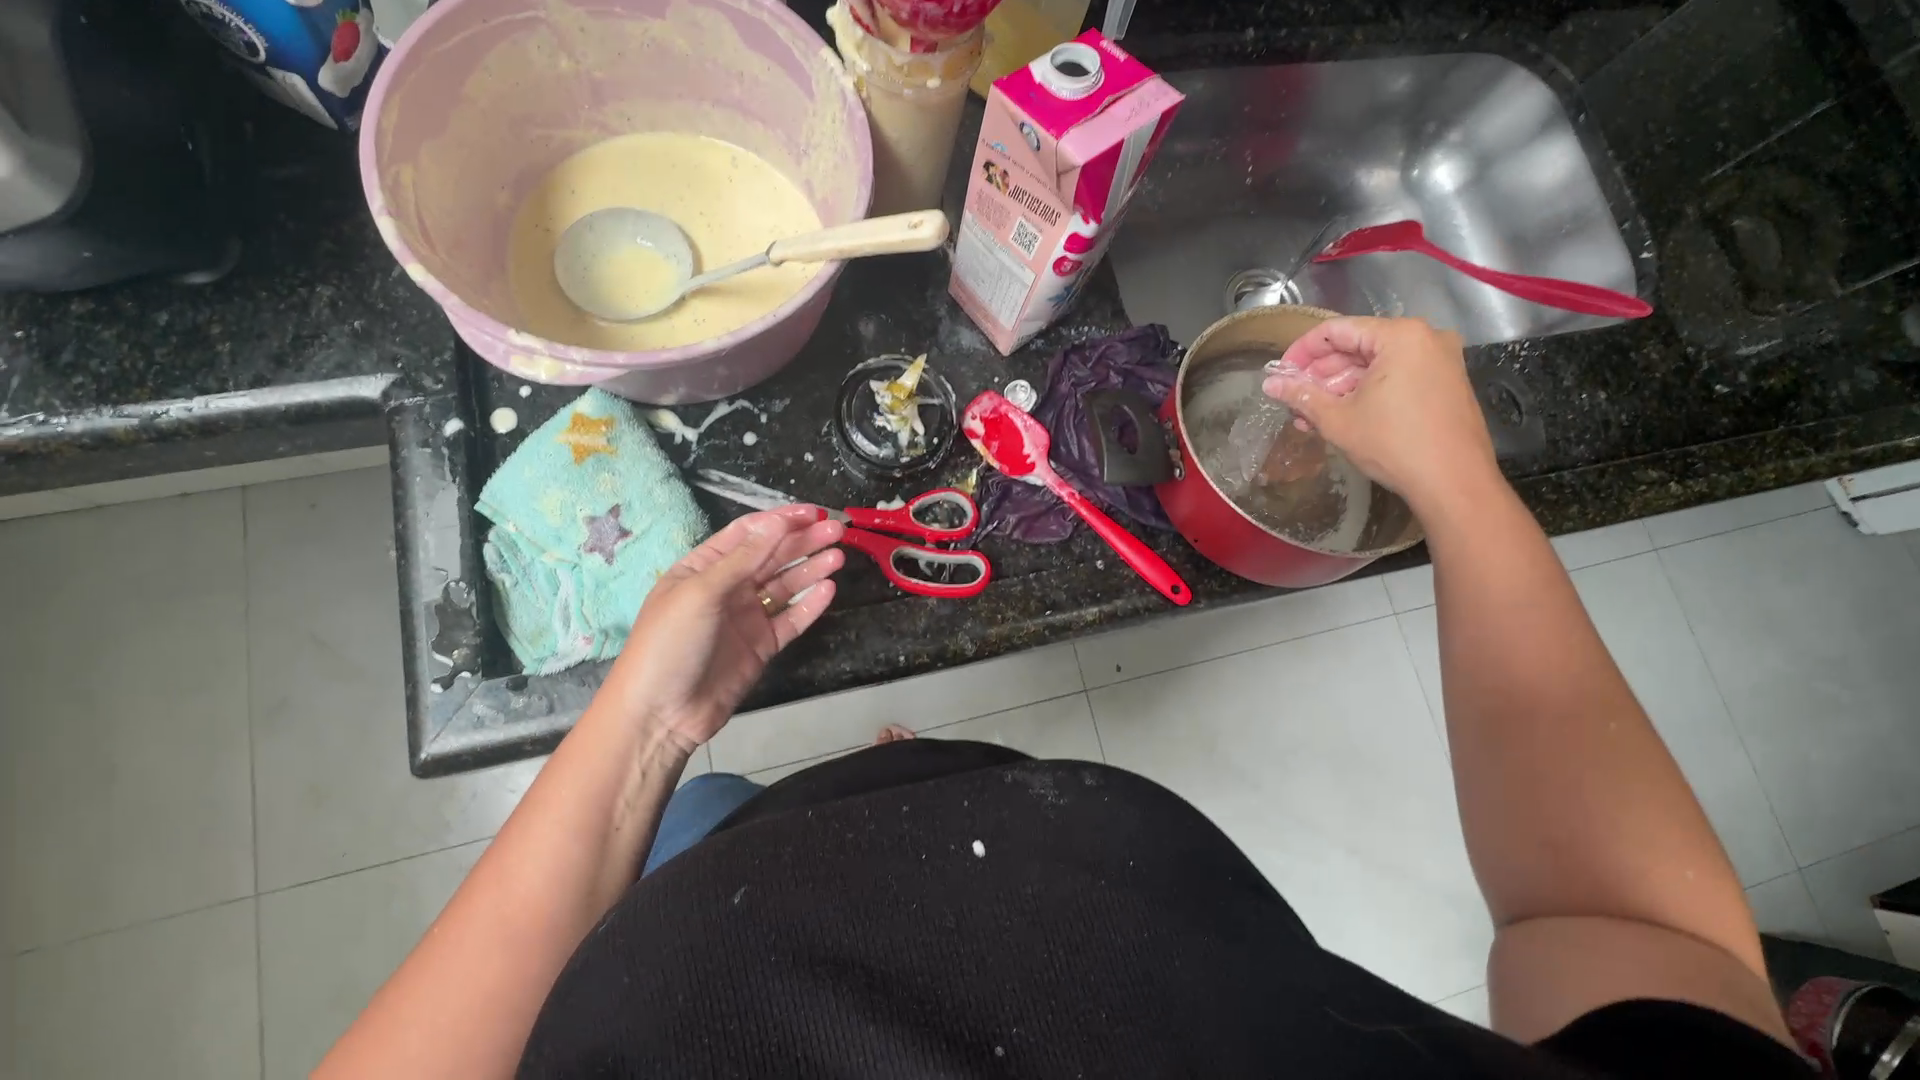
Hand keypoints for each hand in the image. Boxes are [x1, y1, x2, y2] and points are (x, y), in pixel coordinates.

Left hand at [600, 506, 845, 752]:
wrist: (660, 713)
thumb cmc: (669, 644)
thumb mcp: (701, 593)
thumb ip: (743, 558)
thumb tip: (776, 522)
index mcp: (703, 568)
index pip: (747, 534)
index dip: (779, 521)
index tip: (812, 512)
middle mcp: (727, 588)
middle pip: (771, 556)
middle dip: (803, 541)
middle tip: (837, 529)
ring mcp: (746, 618)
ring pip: (785, 586)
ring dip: (811, 568)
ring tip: (839, 556)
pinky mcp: (762, 646)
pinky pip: (791, 619)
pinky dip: (810, 604)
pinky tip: (829, 589)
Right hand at [1261, 316, 1497, 512]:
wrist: (1454, 482)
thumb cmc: (1394, 445)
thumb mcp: (1338, 420)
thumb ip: (1302, 396)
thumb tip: (1270, 385)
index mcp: (1399, 336)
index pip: (1336, 330)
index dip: (1301, 351)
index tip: (1279, 374)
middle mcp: (1424, 337)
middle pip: (1357, 345)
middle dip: (1321, 375)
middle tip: (1294, 400)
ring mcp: (1439, 359)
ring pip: (1375, 364)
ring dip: (1340, 388)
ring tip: (1311, 416)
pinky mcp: (1445, 382)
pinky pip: (1396, 376)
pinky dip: (1367, 392)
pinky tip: (1343, 416)